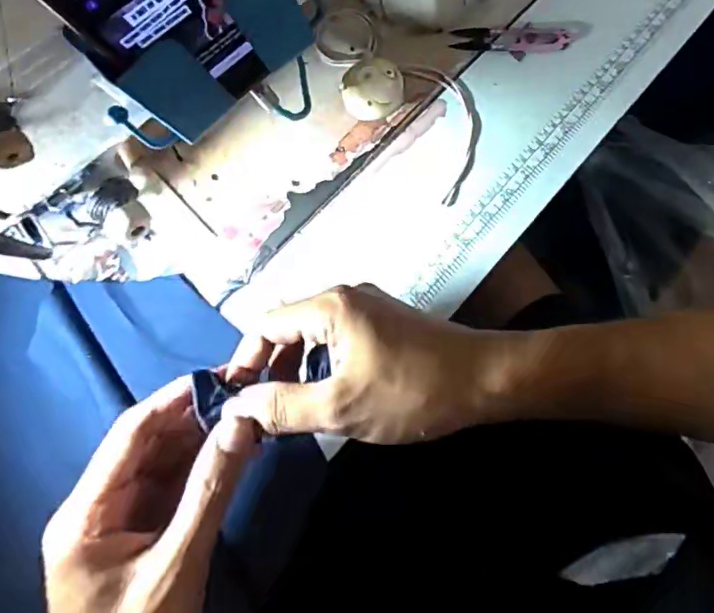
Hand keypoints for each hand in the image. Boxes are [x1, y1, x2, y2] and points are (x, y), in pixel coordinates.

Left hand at [43, 379, 258, 612]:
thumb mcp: (176, 564)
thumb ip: (210, 490)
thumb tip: (241, 421)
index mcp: (84, 514)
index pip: (132, 431)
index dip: (179, 396)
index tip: (227, 375)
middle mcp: (96, 507)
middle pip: (149, 440)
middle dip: (199, 414)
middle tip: (250, 392)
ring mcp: (119, 519)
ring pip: (166, 456)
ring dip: (208, 435)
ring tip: (252, 415)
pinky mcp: (142, 530)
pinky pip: (177, 480)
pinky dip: (209, 462)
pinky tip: (241, 449)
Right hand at [220, 284, 500, 443]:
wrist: (481, 378)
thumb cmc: (410, 391)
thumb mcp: (339, 407)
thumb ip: (281, 407)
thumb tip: (235, 407)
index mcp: (332, 306)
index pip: (265, 325)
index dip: (243, 362)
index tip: (232, 403)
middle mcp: (348, 296)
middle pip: (289, 328)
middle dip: (269, 369)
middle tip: (259, 416)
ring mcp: (371, 308)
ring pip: (314, 336)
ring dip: (296, 371)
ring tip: (290, 414)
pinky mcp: (386, 323)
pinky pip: (339, 340)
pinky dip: (323, 367)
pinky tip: (328, 398)